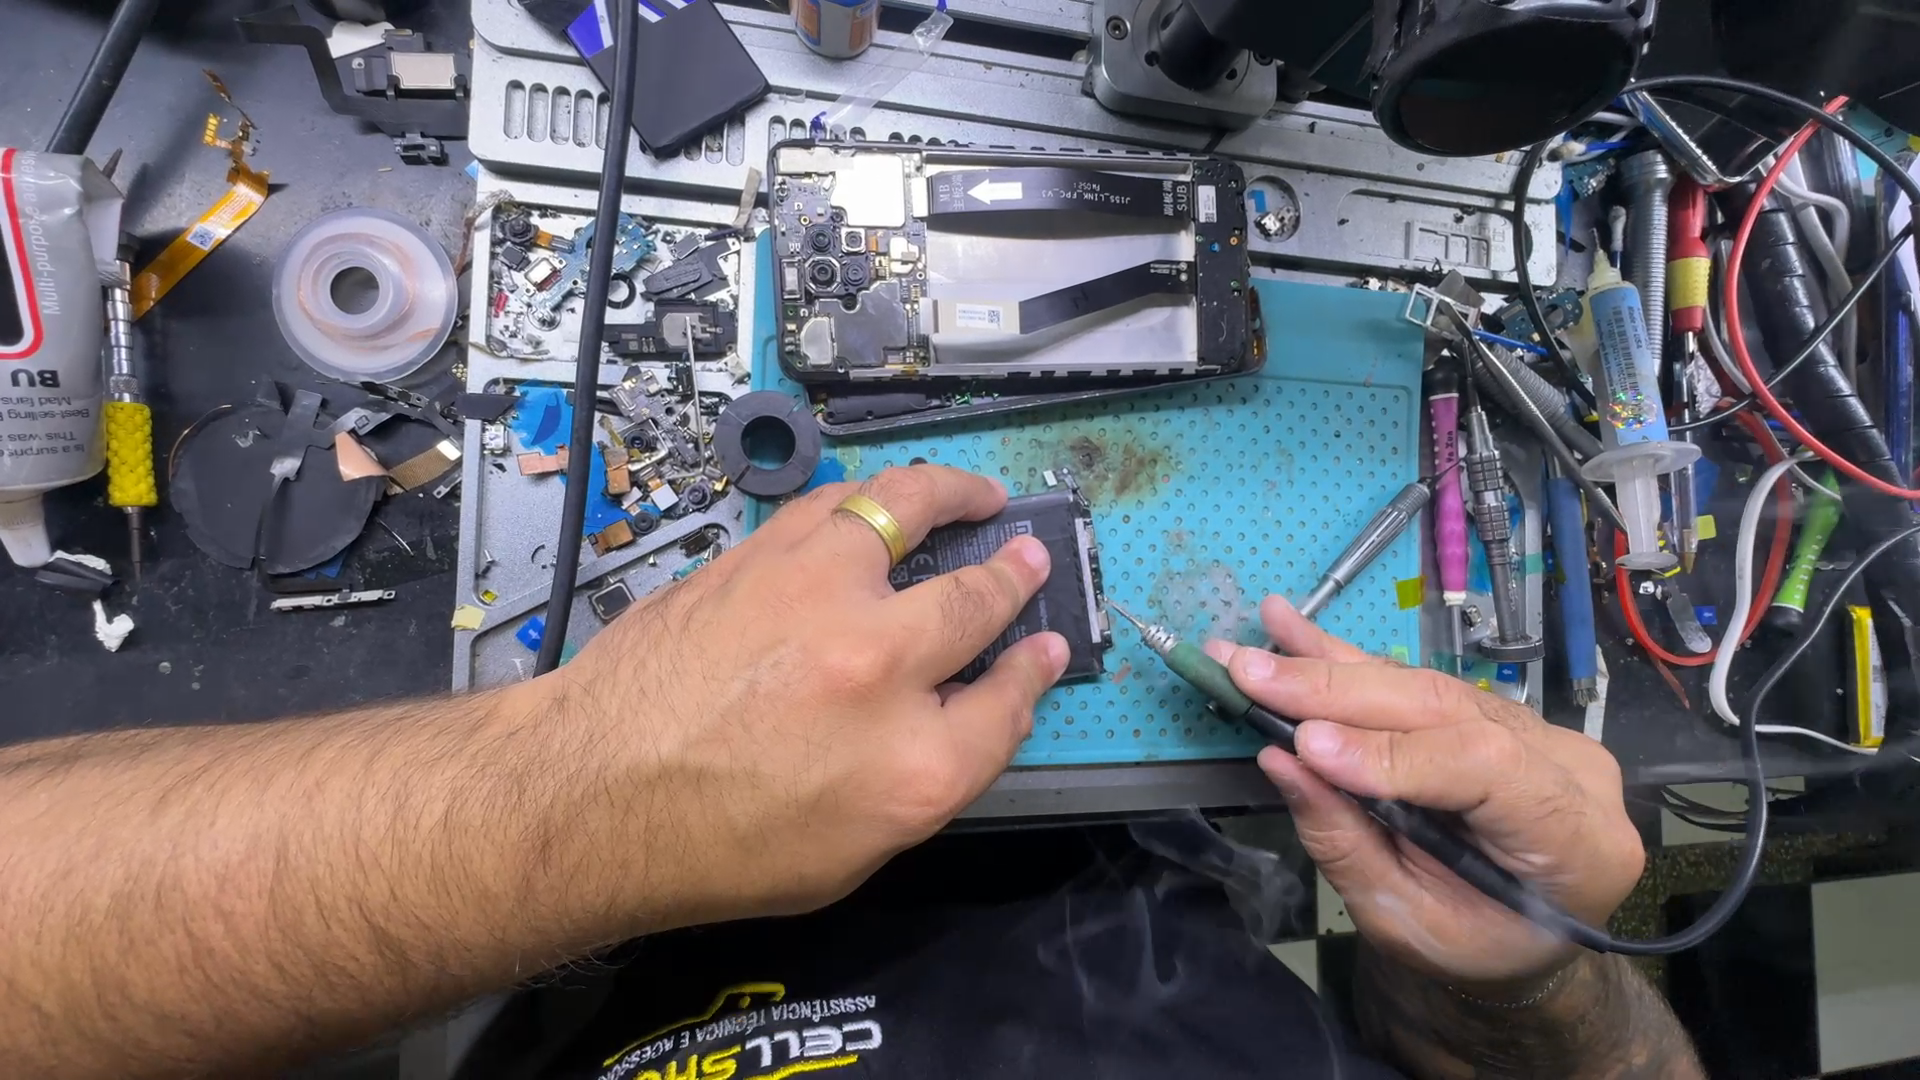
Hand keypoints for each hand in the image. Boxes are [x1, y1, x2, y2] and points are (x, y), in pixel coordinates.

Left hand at [549, 465, 1067, 931]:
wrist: (592, 794)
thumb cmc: (728, 843)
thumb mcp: (856, 848)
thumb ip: (937, 771)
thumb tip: (984, 697)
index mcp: (912, 765)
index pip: (1009, 702)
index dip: (1036, 670)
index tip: (1047, 645)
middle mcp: (878, 667)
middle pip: (977, 600)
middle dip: (1015, 573)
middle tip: (1029, 552)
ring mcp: (817, 598)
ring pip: (910, 512)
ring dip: (955, 494)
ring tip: (977, 493)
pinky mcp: (762, 557)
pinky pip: (838, 504)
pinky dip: (878, 496)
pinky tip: (888, 500)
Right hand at [1206, 598, 1643, 985]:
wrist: (1514, 938)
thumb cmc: (1469, 944)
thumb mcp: (1406, 920)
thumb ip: (1345, 842)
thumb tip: (1279, 760)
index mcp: (1572, 839)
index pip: (1484, 768)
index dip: (1390, 751)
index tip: (1305, 744)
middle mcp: (1560, 764)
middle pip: (1439, 706)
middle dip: (1332, 691)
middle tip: (1249, 674)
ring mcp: (1524, 727)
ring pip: (1413, 682)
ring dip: (1321, 665)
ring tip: (1251, 650)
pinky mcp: (1479, 708)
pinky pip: (1403, 677)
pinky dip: (1336, 655)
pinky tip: (1287, 628)